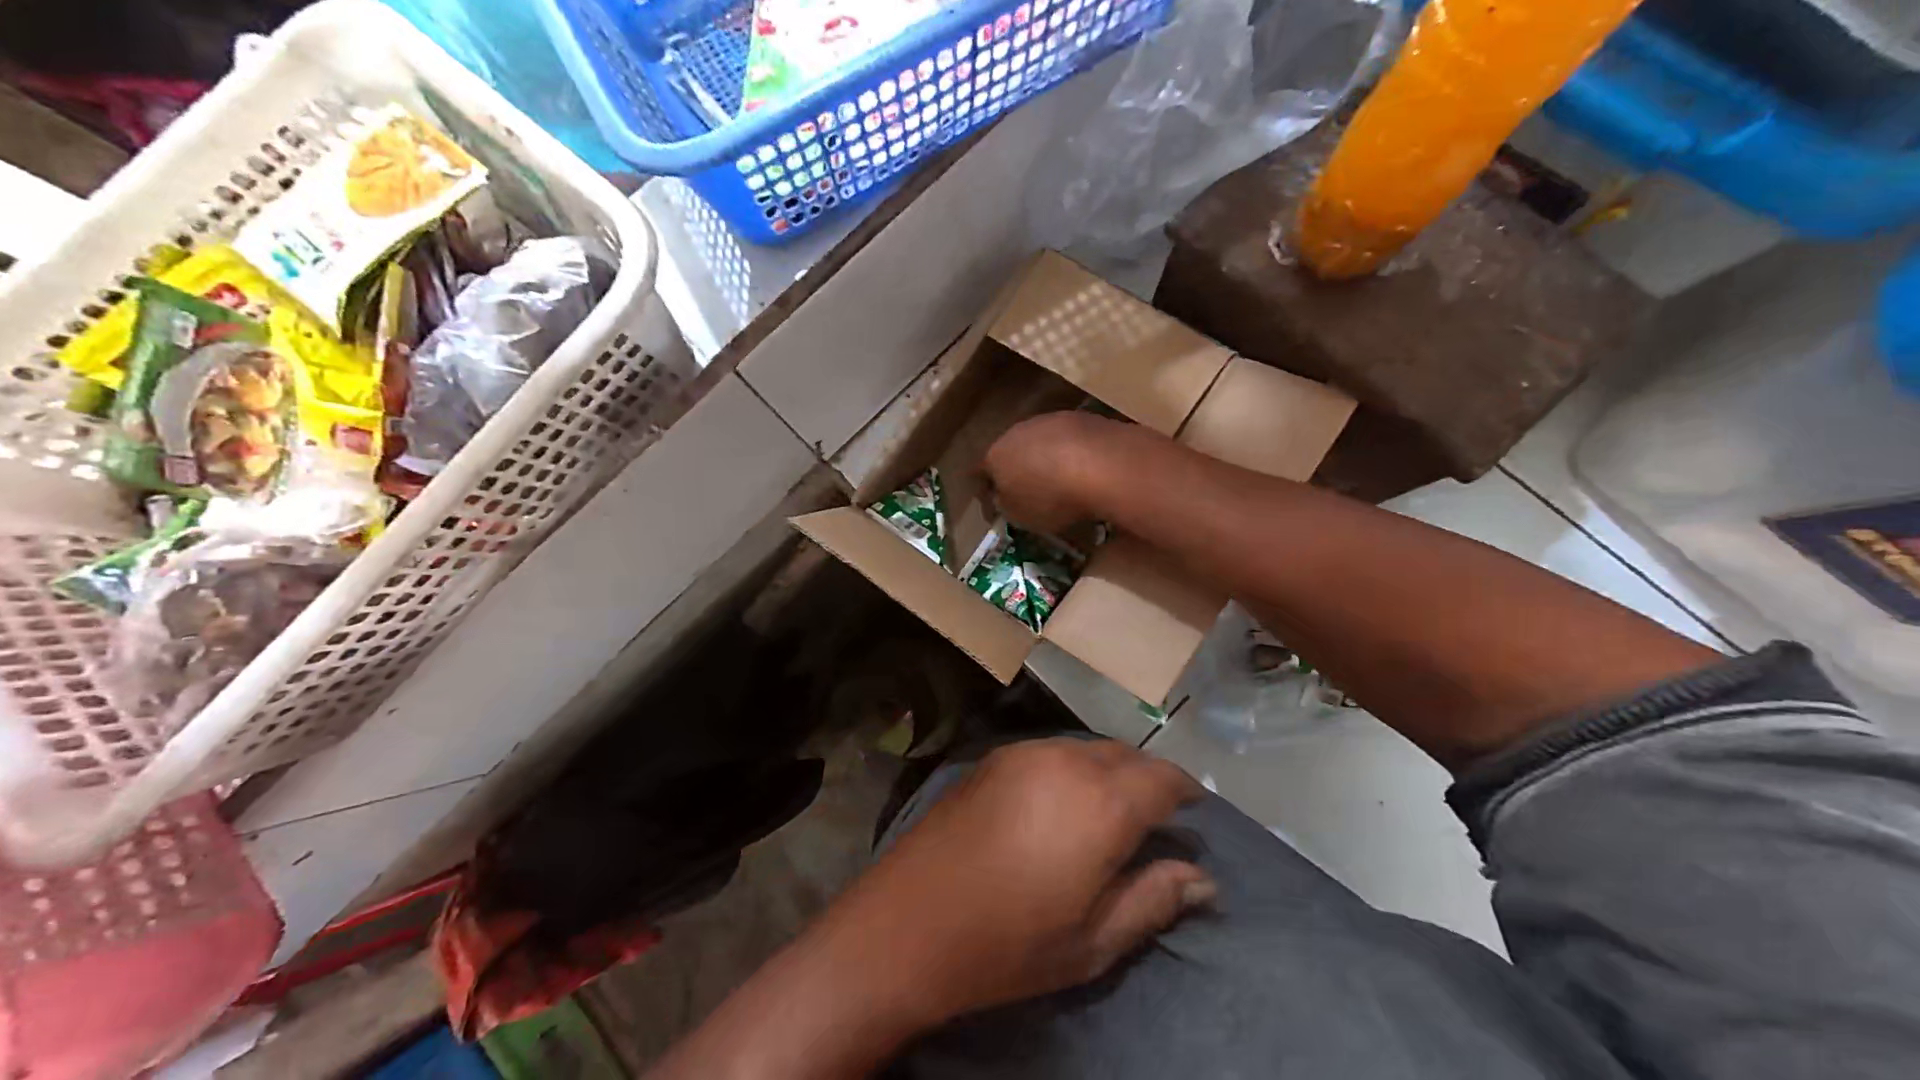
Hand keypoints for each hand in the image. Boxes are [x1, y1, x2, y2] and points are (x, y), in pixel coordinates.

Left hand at [825, 738, 1213, 1024]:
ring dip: (1109, 771)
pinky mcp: (991, 758)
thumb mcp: (1093, 940)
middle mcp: (1065, 761)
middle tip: (1155, 818)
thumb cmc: (1008, 944)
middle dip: (1149, 780)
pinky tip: (1061, 802)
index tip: (1194, 813)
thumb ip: (1154, 899)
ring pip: (1086, 749)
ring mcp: (1023, 754)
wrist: (907, 924)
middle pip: (1126, 756)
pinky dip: (1072, 768)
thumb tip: (1202, 879)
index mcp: (1101, 803)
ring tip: (1109, 810)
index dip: (1186, 794)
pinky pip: (1050, 751)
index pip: (1165, 779)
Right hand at [982, 411, 1124, 533]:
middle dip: (1017, 470)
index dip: (985, 491)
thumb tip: (1003, 497)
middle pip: (1011, 452)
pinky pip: (1070, 440)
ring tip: (1062, 482)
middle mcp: (1017, 431)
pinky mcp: (1083, 417)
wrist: (1104, 465)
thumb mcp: (1020, 516)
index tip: (995, 506)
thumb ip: (1005, 505)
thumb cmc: (1052, 498)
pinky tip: (1086, 470)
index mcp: (995, 455)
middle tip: (1029, 492)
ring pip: (1041, 442)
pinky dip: (1073, 453)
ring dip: (1046, 459)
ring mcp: (1051, 420)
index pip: (979, 473)